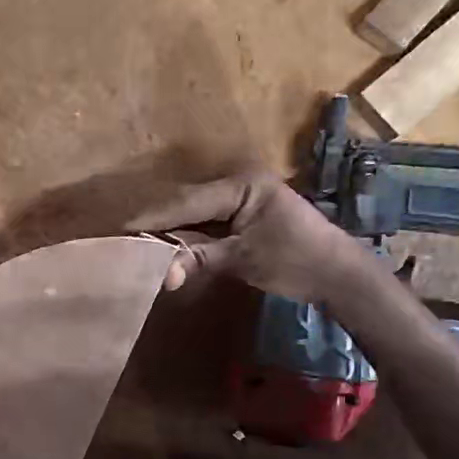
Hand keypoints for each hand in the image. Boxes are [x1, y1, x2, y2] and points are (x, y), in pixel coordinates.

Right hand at [126, 173, 366, 303]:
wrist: (338, 272)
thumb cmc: (296, 260)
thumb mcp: (245, 259)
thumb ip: (201, 259)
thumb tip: (162, 274)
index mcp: (240, 185)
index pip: (185, 200)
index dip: (152, 216)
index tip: (119, 226)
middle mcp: (237, 183)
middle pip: (186, 203)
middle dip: (156, 221)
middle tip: (121, 235)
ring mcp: (241, 199)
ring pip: (194, 213)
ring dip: (170, 230)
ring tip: (135, 241)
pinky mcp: (244, 216)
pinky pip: (207, 222)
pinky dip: (189, 236)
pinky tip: (167, 247)